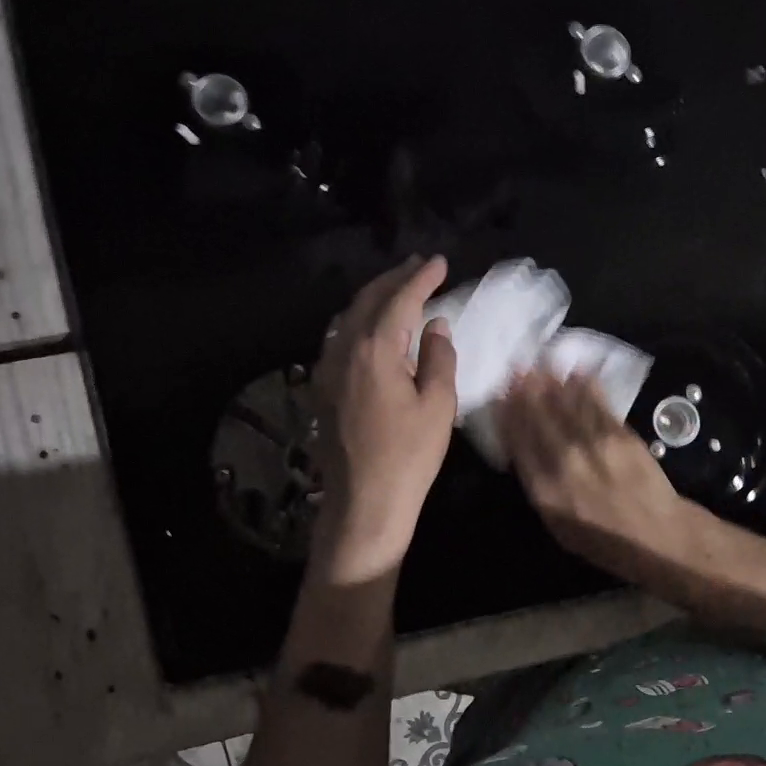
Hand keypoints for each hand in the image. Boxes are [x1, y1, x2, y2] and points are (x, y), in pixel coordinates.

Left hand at [311, 255, 455, 579]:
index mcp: (375, 351)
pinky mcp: (324, 388)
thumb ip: (438, 359)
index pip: (400, 301)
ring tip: (399, 288)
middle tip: (420, 267)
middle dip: (395, 280)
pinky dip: (361, 321)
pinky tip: (374, 327)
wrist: (365, 502)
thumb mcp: (438, 407)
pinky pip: (340, 339)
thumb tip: (435, 326)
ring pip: (349, 318)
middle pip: (368, 301)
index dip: (422, 279)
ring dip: (375, 298)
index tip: (441, 263)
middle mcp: (344, 350)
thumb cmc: (409, 457)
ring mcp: (328, 369)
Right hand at [494, 371, 698, 577]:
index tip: (501, 395)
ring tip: (540, 363)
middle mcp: (565, 461)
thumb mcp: (559, 526)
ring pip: (566, 405)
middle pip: (539, 417)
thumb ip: (540, 489)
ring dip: (552, 381)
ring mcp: (594, 444)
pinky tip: (576, 372)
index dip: (507, 415)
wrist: (656, 534)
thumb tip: (525, 455)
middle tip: (518, 368)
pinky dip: (586, 386)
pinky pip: (598, 404)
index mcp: (544, 488)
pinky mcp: (621, 434)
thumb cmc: (604, 540)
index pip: (518, 441)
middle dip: (526, 390)